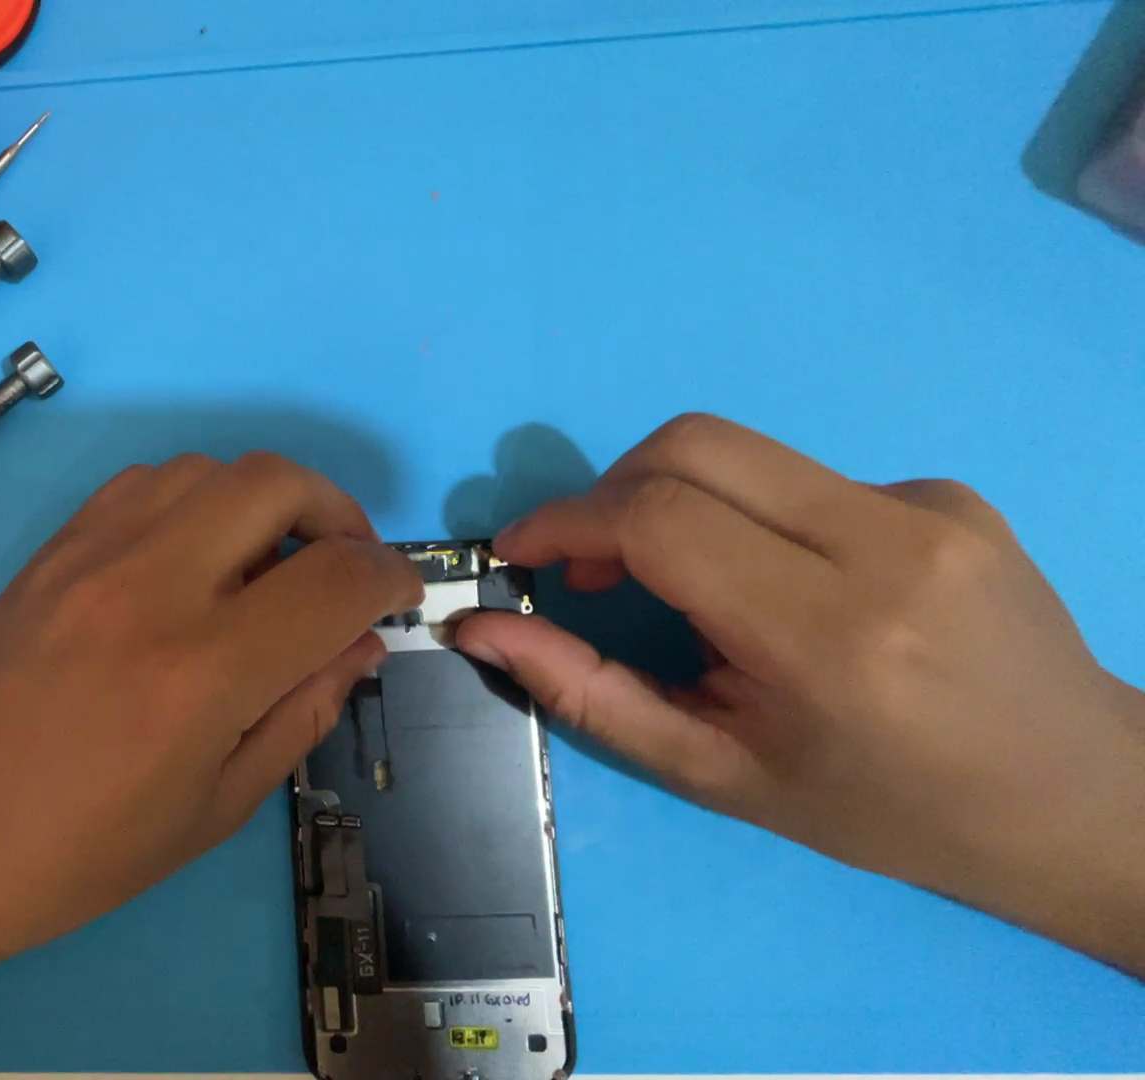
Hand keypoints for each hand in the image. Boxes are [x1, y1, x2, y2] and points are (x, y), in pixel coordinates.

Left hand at [0, 453, 423, 956]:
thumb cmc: (84, 849)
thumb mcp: (220, 805)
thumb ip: (303, 709)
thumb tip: (362, 642)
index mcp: (202, 670)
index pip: (335, 580)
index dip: (390, 577)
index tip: (398, 592)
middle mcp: (150, 586)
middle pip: (275, 482)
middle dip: (336, 512)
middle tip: (341, 565)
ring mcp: (90, 555)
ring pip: (208, 469)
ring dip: (262, 499)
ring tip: (266, 561)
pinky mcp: (52, 548)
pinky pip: (143, 483)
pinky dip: (194, 499)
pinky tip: (192, 553)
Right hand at [456, 414, 1144, 972]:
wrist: (1085, 801)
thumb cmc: (877, 806)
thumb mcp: (708, 769)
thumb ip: (582, 690)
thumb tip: (479, 630)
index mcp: (829, 632)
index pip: (660, 519)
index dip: (564, 522)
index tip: (518, 554)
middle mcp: (888, 542)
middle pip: (688, 448)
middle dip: (601, 495)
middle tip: (581, 566)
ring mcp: (926, 504)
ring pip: (730, 449)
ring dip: (656, 498)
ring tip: (654, 576)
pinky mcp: (940, 492)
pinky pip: (785, 475)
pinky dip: (728, 514)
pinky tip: (759, 579)